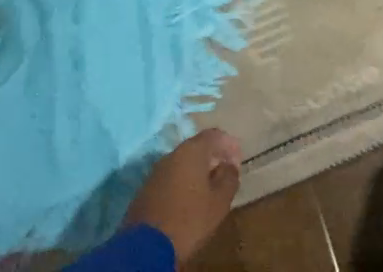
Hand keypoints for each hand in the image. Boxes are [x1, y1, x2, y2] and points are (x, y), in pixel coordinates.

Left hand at [124, 128, 241, 261]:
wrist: (145, 248)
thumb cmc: (189, 219)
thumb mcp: (220, 200)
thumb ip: (229, 177)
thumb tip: (228, 166)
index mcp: (191, 151)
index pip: (214, 135)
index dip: (229, 145)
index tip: (238, 161)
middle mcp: (171, 155)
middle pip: (197, 147)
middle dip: (213, 157)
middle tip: (225, 173)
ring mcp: (155, 173)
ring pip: (182, 164)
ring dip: (197, 172)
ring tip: (208, 189)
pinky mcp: (145, 190)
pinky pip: (170, 178)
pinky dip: (183, 183)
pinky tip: (188, 200)